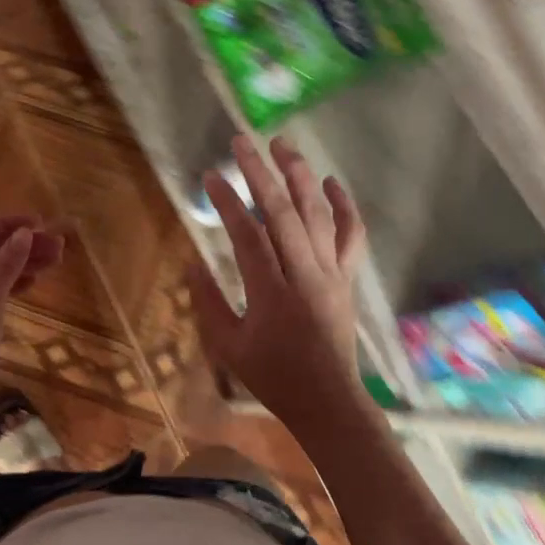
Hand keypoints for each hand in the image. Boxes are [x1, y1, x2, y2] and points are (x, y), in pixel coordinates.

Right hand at [190, 136, 368, 420]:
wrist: (328, 401)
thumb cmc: (271, 376)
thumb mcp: (226, 345)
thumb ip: (208, 301)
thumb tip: (193, 262)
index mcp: (271, 293)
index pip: (248, 235)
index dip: (228, 202)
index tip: (211, 175)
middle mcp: (305, 275)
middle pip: (283, 213)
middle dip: (261, 173)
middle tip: (242, 142)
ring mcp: (331, 274)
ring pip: (317, 215)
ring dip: (300, 176)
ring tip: (282, 145)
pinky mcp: (347, 278)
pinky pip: (351, 236)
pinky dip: (343, 207)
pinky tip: (330, 182)